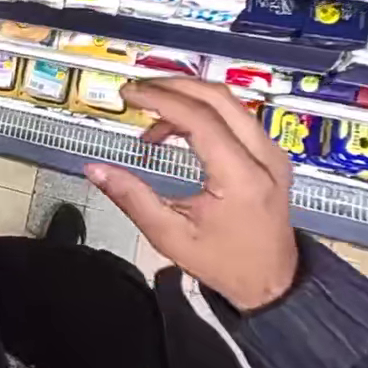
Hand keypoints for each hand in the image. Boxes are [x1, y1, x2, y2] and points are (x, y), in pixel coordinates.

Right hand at [85, 79, 299, 309]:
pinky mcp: (269, 153)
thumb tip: (96, 169)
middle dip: (172, 85)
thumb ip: (131, 197)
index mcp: (242, 177)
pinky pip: (234, 115)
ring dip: (186, 95)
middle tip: (137, 90)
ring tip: (149, 108)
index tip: (129, 94)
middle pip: (218, 97)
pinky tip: (172, 128)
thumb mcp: (169, 236)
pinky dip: (200, 110)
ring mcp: (271, 151)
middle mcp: (264, 157)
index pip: (200, 119)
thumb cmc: (224, 262)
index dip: (160, 99)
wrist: (272, 281)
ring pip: (228, 101)